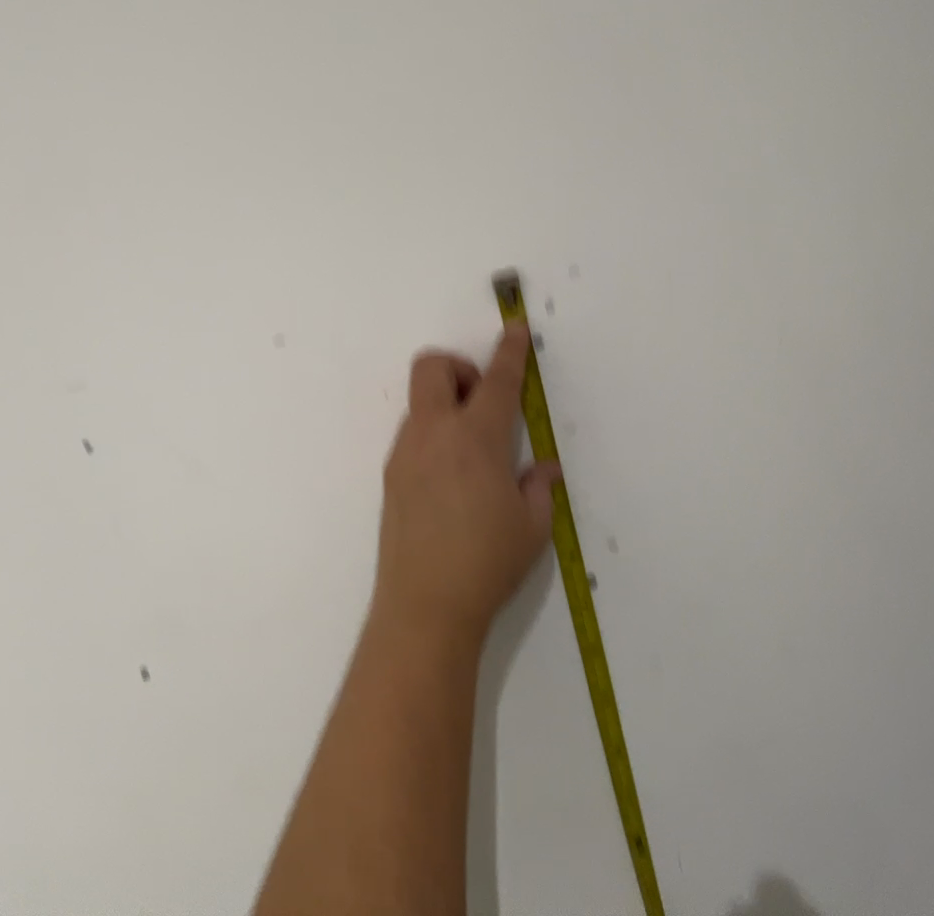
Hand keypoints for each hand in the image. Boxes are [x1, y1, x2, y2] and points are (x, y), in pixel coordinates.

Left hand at [373, 322, 563, 641]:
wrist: (425, 605)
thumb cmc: (488, 562)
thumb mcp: (532, 526)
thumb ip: (539, 488)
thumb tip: (543, 469)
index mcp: (476, 438)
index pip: (496, 381)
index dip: (509, 351)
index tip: (513, 329)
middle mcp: (434, 435)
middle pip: (432, 368)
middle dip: (458, 368)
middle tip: (482, 404)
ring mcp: (405, 455)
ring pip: (419, 405)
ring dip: (445, 407)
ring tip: (471, 457)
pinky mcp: (390, 478)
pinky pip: (412, 438)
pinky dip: (432, 438)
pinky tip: (450, 483)